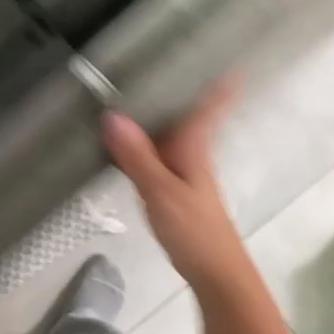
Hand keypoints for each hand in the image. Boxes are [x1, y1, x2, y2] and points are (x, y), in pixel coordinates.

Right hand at [100, 79, 253, 290]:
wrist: (216, 276)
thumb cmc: (196, 231)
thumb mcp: (161, 192)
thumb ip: (136, 156)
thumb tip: (111, 116)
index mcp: (193, 148)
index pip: (207, 107)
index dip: (216, 84)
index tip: (222, 57)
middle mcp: (191, 155)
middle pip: (184, 117)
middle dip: (175, 92)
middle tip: (154, 63)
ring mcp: (183, 175)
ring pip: (167, 138)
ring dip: (154, 118)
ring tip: (128, 93)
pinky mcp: (173, 193)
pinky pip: (156, 157)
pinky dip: (142, 146)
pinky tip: (122, 146)